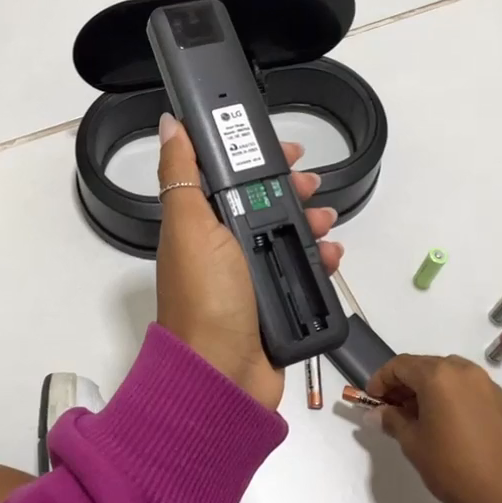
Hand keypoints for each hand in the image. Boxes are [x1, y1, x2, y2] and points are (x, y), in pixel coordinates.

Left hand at [155, 112, 340, 409]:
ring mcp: (250, 277)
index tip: (280, 148)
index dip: (250, 158)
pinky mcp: (277, 303)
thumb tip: (169, 125)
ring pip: (286, 234)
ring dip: (309, 221)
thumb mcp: (189, 226)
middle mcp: (222, 248)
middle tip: (311, 182)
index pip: (226, 178)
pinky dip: (320, 259)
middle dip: (288, 188)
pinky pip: (304, 271)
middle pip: (260, 204)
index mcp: (198, 226)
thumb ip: (181, 174)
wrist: (224, 377)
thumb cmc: (206, 296)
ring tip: (325, 220)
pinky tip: (332, 253)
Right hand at [367, 354, 501, 502]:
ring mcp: (487, 385)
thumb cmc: (452, 468)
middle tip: (393, 409)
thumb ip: (392, 420)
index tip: (372, 399)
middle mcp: (463, 371)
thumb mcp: (413, 444)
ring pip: (448, 375)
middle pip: (425, 366)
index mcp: (438, 375)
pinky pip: (468, 388)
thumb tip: (374, 414)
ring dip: (429, 388)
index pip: (400, 365)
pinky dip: (452, 396)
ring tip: (420, 416)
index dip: (381, 379)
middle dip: (405, 383)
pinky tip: (448, 423)